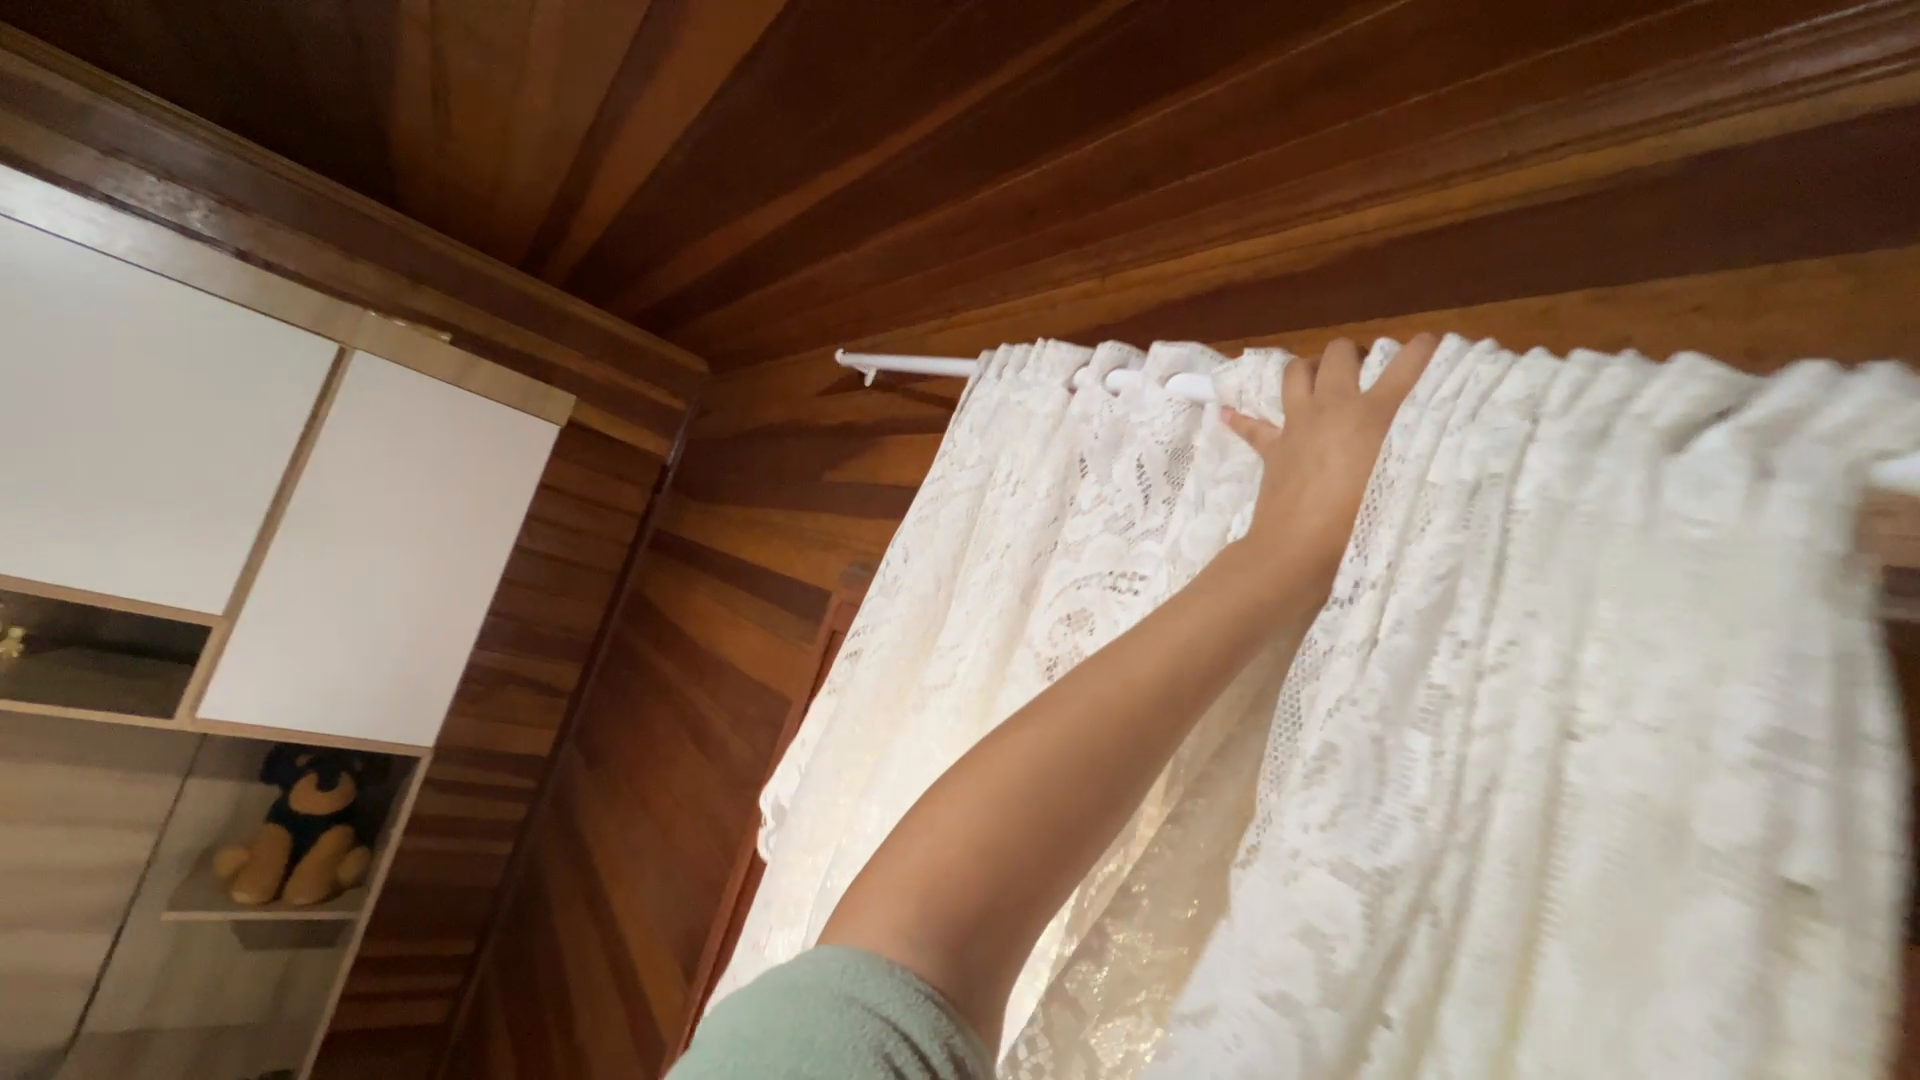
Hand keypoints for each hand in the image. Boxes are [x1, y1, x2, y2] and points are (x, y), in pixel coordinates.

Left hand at [1221, 334, 1437, 601]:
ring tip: (1317, 377)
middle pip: (1338, 354)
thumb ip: (1417, 447)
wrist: (1300, 545)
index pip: (1406, 364)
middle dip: (1352, 353)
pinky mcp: (1271, 448)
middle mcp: (1332, 407)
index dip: (1423, 348)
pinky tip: (1227, 412)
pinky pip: (1251, 427)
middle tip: (1363, 369)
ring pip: (1294, 373)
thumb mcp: (1404, 477)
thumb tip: (1431, 431)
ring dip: (1307, 368)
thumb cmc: (1362, 516)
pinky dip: (1240, 418)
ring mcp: (1296, 424)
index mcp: (1373, 412)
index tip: (1431, 343)